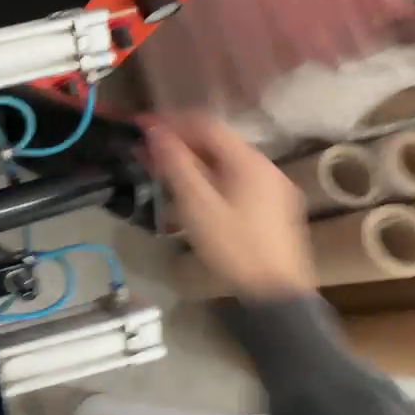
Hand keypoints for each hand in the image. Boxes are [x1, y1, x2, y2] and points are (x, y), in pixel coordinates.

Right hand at [145, 115, 315, 297]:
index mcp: (249, 162)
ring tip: (159, 168)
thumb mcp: (196, 204)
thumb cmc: (232, 246)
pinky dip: (206, 174)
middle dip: (177, 141)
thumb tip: (154, 131)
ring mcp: (270, 186)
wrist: (274, 293)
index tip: (140, 126)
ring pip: (222, 160)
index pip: (205, 125)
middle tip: (144, 149)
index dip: (170, 122)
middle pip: (215, 141)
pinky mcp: (269, 204)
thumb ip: (175, 164)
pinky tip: (188, 188)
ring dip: (190, 159)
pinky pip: (232, 177)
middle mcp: (264, 166)